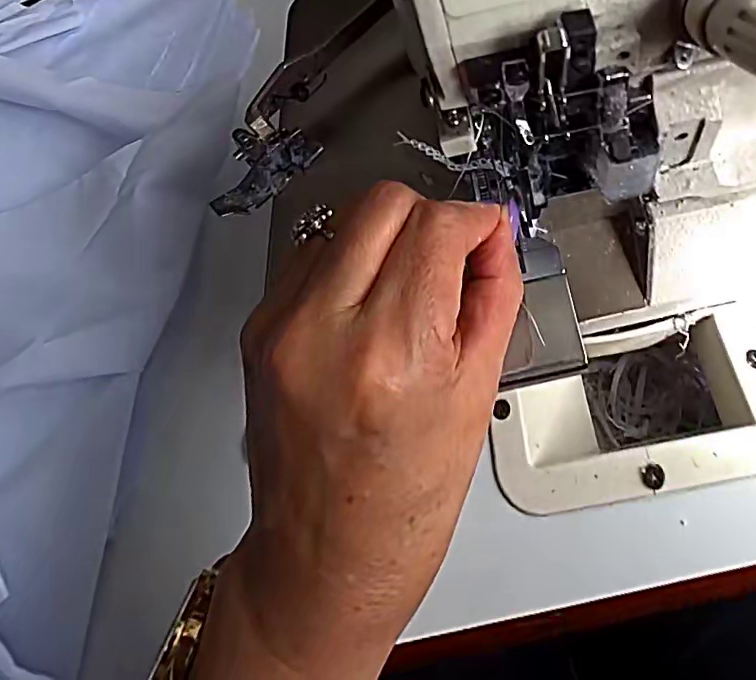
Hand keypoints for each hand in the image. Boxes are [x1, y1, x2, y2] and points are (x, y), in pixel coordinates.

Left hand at [195, 182, 522, 679]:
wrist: (329, 552)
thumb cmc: (408, 492)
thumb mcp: (480, 386)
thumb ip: (496, 291)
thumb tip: (495, 234)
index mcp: (392, 352)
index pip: (437, 227)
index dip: (476, 220)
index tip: (490, 234)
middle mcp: (323, 330)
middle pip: (386, 202)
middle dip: (434, 216)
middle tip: (454, 256)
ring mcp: (281, 325)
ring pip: (350, 217)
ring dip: (394, 236)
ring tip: (412, 289)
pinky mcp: (259, 326)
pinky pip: (318, 250)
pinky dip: (357, 258)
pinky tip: (374, 303)